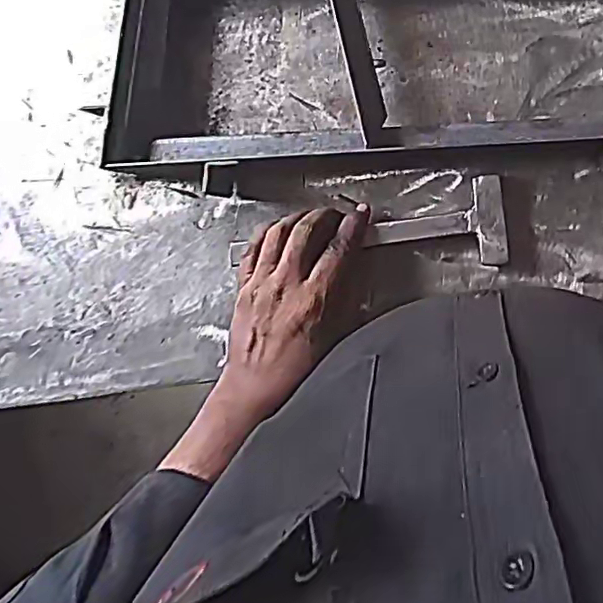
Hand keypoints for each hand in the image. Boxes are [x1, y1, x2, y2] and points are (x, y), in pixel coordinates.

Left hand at [161, 205, 368, 481]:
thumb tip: (355, 267)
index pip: (338, 248)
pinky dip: (268, 231)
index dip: (353, 225)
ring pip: (279, 232)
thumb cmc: (295, 371)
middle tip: (336, 214)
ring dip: (298, 217)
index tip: (360, 216)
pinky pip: (254, 247)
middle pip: (307, 230)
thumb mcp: (336, 334)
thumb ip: (347, 296)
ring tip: (309, 216)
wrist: (255, 388)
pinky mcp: (243, 286)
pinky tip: (277, 230)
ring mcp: (261, 283)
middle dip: (325, 215)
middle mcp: (285, 286)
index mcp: (314, 299)